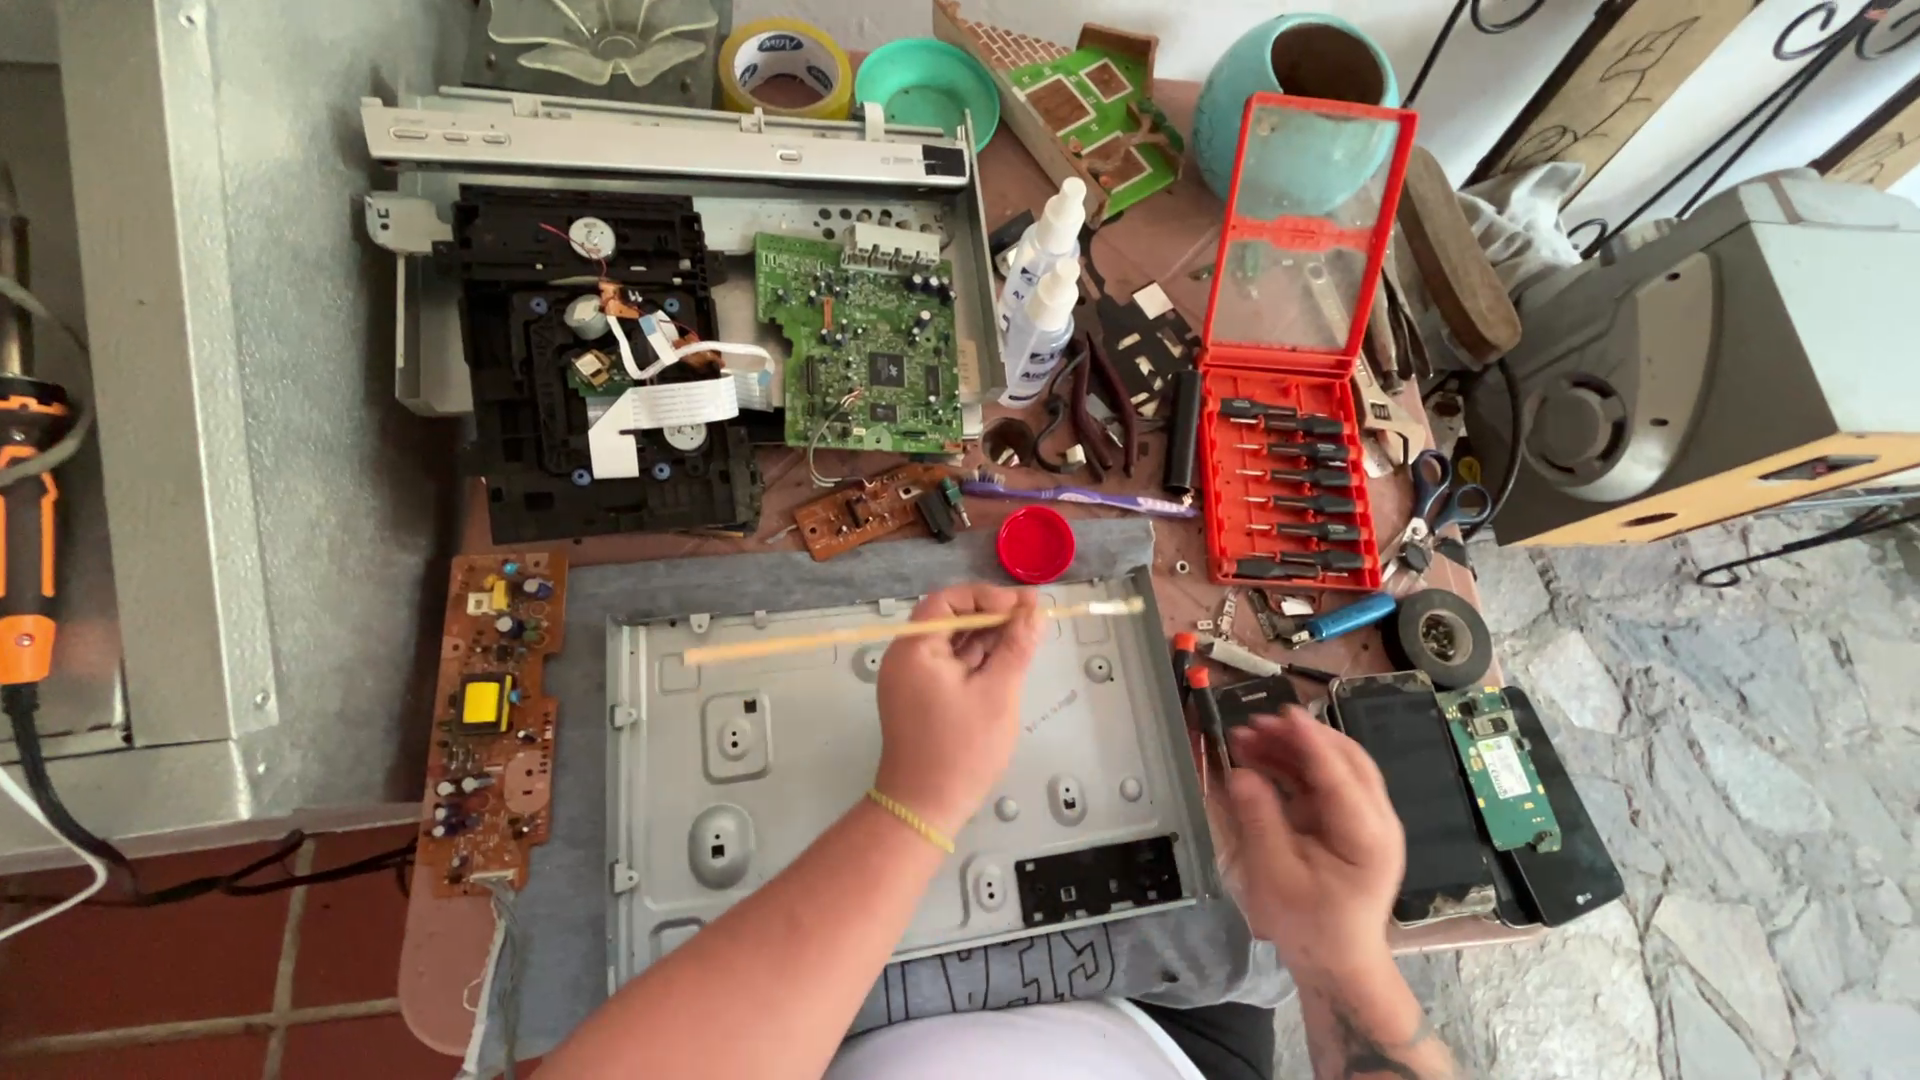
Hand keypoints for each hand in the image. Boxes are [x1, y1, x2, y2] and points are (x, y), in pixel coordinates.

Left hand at [874, 585, 1041, 834]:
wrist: (924, 808)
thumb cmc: (961, 749)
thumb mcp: (997, 693)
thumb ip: (1016, 646)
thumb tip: (1033, 613)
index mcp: (914, 648)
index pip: (948, 601)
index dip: (987, 597)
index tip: (1024, 605)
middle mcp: (905, 656)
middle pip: (949, 619)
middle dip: (991, 615)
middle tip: (1033, 616)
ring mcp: (911, 679)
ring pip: (952, 642)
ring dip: (987, 636)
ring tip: (1026, 635)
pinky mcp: (920, 698)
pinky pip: (949, 664)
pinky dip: (976, 659)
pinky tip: (1006, 659)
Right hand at [1215, 708, 1404, 978]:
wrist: (1336, 961)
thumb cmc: (1308, 924)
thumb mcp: (1276, 875)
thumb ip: (1259, 819)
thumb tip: (1239, 773)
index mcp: (1367, 837)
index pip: (1341, 775)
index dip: (1311, 741)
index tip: (1284, 714)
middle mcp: (1376, 821)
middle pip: (1345, 760)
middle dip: (1300, 736)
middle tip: (1255, 723)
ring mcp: (1364, 819)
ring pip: (1333, 765)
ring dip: (1292, 746)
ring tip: (1246, 736)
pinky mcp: (1346, 821)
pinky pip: (1322, 780)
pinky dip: (1292, 764)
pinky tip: (1258, 756)